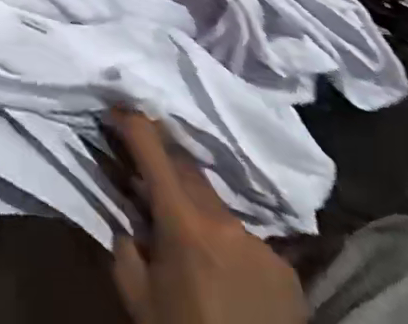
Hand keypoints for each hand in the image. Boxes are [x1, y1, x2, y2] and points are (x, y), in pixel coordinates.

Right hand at [110, 109, 307, 323]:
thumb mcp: (138, 300)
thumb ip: (126, 250)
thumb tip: (132, 222)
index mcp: (185, 226)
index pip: (156, 158)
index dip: (136, 127)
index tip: (121, 108)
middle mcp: (226, 223)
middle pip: (190, 175)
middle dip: (165, 167)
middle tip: (146, 169)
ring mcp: (261, 245)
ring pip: (219, 210)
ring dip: (198, 213)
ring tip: (190, 243)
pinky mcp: (287, 271)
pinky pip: (248, 244)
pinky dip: (229, 249)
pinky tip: (226, 278)